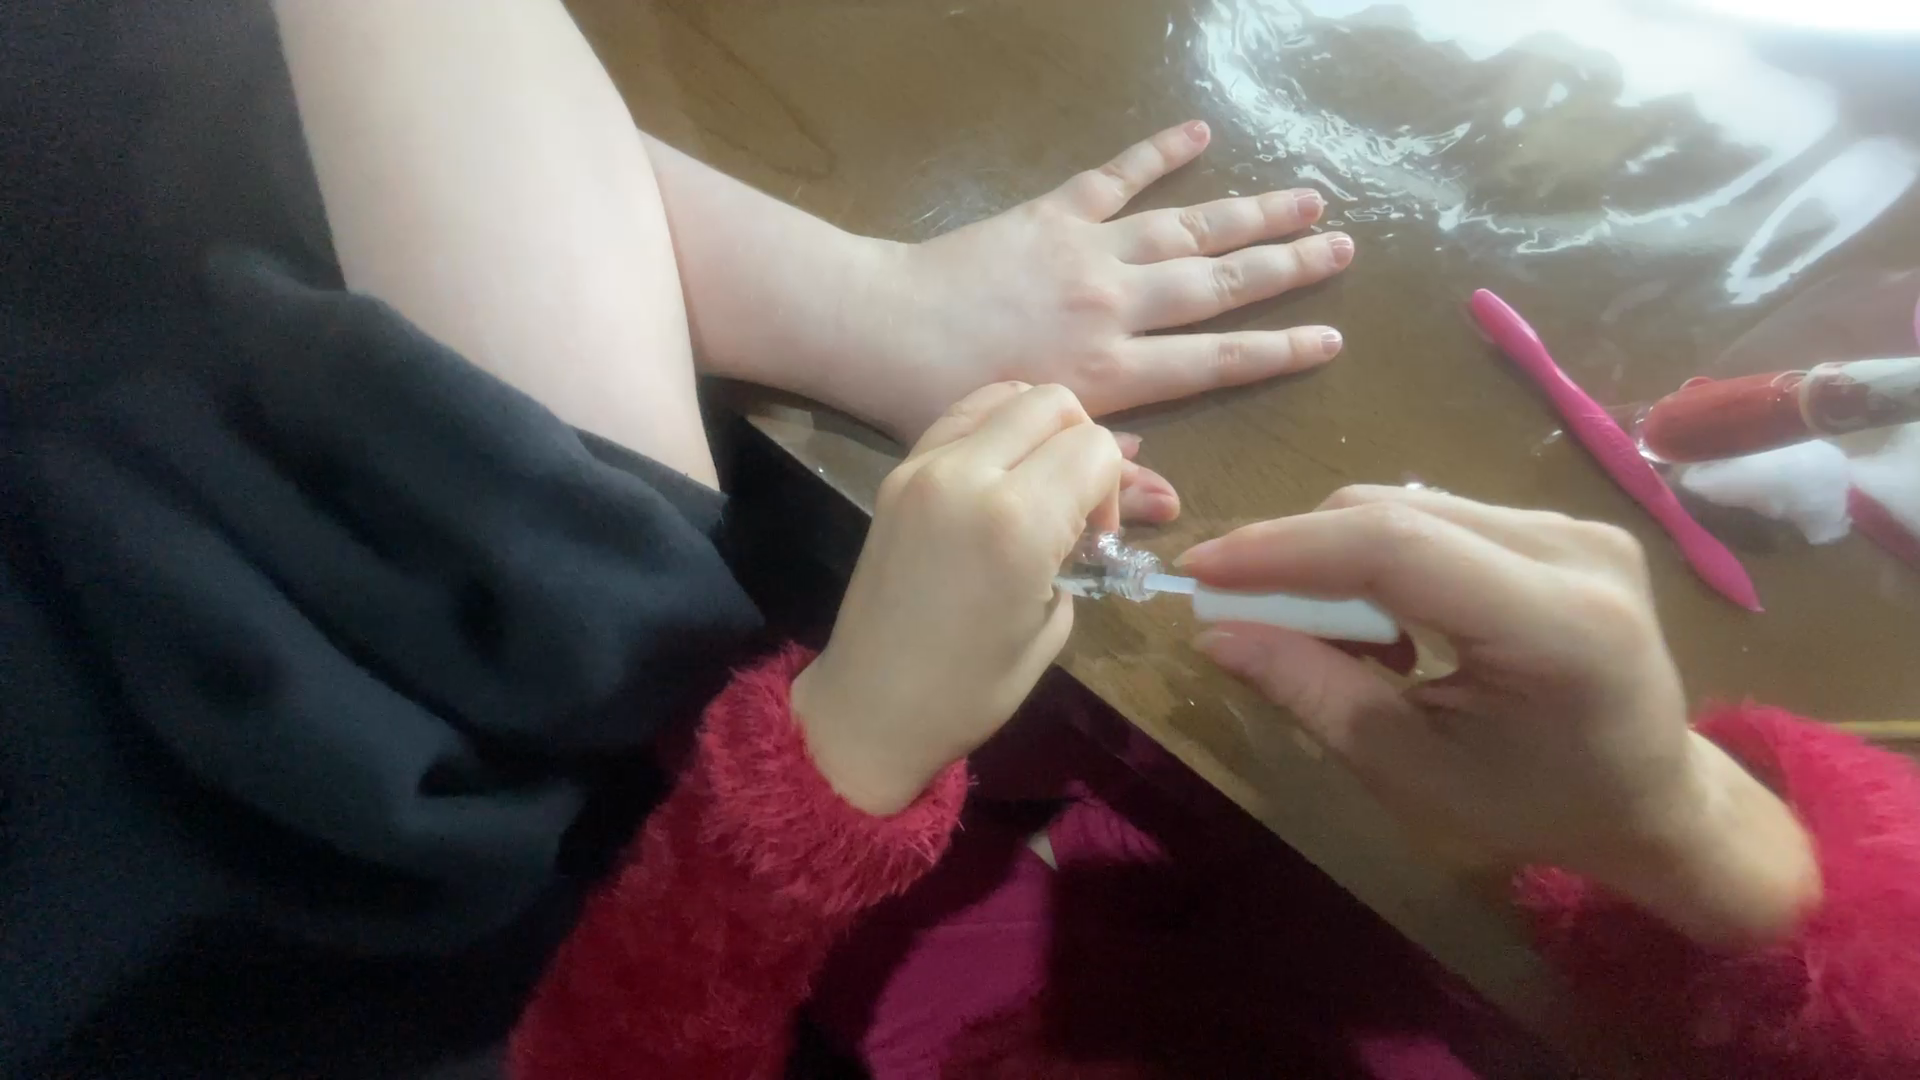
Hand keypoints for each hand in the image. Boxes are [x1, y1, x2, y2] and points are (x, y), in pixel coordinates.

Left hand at [792, 383, 1120, 814]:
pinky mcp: (896, 472)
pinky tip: (1002, 469)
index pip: (1096, 447)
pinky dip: (993, 426)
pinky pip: (958, 418)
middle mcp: (968, 474)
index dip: (1113, 488)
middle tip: (1075, 501)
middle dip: (1083, 443)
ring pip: (1005, 395)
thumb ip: (1077, 549)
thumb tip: (1094, 507)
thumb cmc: (971, 690)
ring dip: (1038, 425)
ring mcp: (923, 466)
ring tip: (1041, 478)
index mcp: (1017, 521)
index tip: (1095, 537)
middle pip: (1053, 403)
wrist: (871, 705)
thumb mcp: (1051, 624)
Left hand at [862, 121, 1351, 440]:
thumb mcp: (1024, 449)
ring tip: (1308, 195)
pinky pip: (1117, 177)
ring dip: (1250, 212)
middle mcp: (1115, 307)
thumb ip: (1099, 473)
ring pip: (1186, 228)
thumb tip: (1172, 504)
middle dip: (1285, 267)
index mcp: (1110, 372)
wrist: (883, 330)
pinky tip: (1199, 134)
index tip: (1330, 337)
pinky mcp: (1053, 212)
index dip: (1278, 351)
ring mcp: (1088, 252)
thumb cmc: (943, 399)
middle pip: (1217, 286)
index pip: (1215, 361)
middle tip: (1345, 246)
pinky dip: (1158, 153)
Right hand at [1180, 485, 1819, 943]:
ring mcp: (1569, 526)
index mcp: (1556, 625)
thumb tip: (1214, 634)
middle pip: (1385, 514)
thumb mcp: (1404, 768)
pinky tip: (1373, 615)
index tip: (1197, 569)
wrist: (1657, 801)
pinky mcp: (1551, 524)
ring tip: (1318, 629)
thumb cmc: (1531, 805)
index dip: (1280, 549)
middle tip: (1235, 607)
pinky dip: (1366, 557)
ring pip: (1395, 507)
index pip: (1392, 549)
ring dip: (1325, 557)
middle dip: (1289, 554)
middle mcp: (1571, 550)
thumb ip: (1307, 690)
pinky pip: (1421, 516)